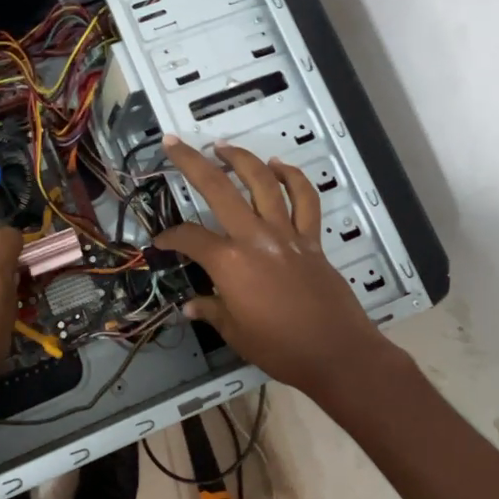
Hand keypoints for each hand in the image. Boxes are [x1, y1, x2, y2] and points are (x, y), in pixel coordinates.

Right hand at [153, 137, 391, 399]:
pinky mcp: (311, 239)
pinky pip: (304, 200)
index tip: (161, 243)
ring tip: (222, 146)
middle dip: (192, 163)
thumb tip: (191, 306)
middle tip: (174, 144)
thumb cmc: (280, 349)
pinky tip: (279, 166)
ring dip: (241, 159)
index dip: (170, 238)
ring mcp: (286, 234)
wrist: (337, 353)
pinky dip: (292, 178)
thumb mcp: (235, 333)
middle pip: (219, 189)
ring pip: (263, 182)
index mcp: (229, 263)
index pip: (190, 238)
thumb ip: (212, 310)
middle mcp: (255, 238)